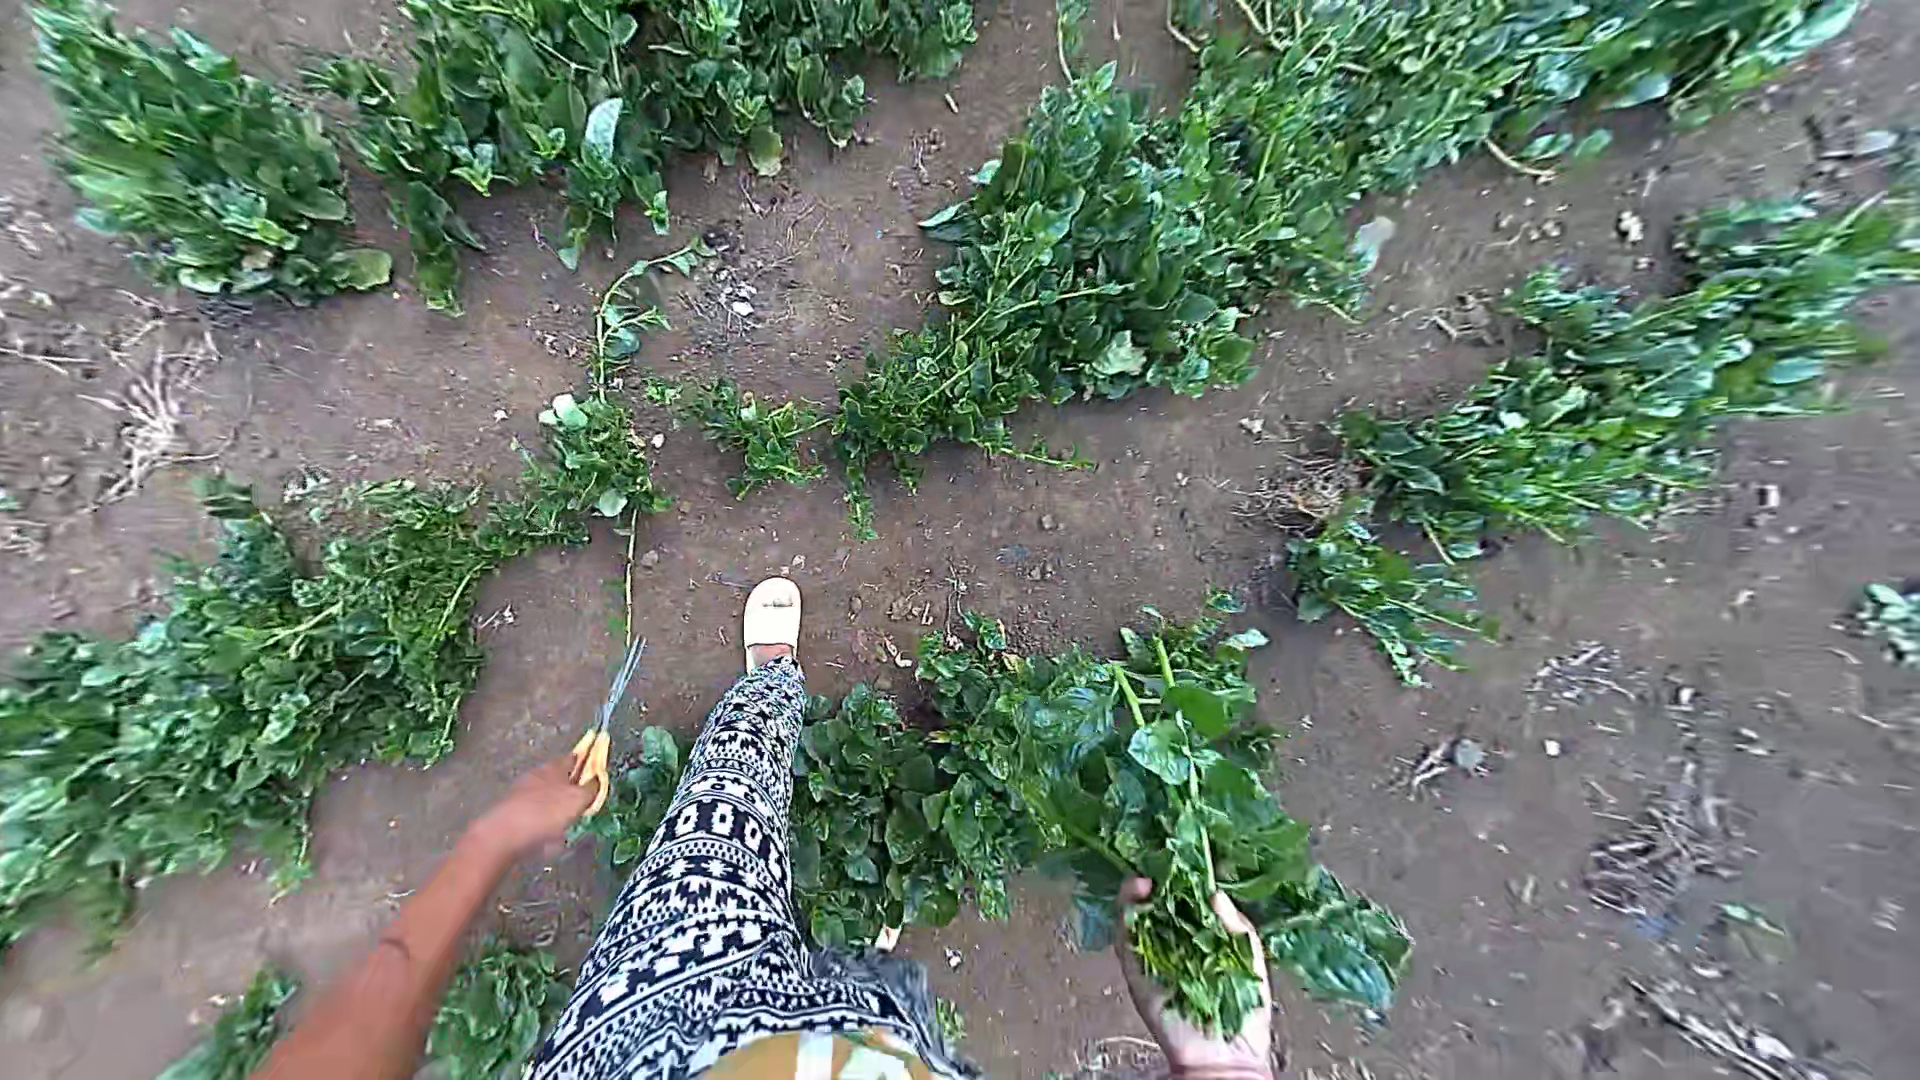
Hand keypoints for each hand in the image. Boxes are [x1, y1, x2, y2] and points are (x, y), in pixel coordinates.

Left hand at [466, 757, 595, 860]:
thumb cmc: (544, 813)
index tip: (594, 772)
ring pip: (544, 799)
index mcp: (554, 767)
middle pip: (558, 779)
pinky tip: (545, 841)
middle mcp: (535, 776)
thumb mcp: (579, 799)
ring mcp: (518, 795)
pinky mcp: (506, 815)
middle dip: (569, 789)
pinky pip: (531, 818)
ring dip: (554, 810)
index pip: (574, 757)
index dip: (585, 762)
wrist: (498, 838)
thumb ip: (592, 788)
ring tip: (564, 828)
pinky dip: (540, 826)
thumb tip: (597, 781)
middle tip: (580, 804)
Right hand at [1116, 878, 1280, 1079]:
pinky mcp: (1134, 968)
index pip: (1180, 895)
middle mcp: (1170, 936)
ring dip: (1134, 891)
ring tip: (1145, 881)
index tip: (1178, 857)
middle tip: (1158, 862)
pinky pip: (1122, 936)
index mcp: (1196, 931)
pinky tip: (1136, 899)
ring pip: (1133, 911)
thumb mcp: (1248, 958)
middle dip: (1153, 877)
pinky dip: (1124, 913)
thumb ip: (1233, 924)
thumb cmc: (1244, 1011)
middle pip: (1154, 898)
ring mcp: (1149, 951)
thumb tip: (1213, 890)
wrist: (1227, 1060)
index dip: (1176, 875)